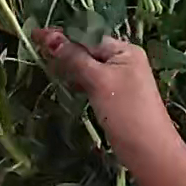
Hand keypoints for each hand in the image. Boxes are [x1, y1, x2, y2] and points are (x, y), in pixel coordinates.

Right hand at [32, 28, 172, 146]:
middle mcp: (124, 60)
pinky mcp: (114, 96)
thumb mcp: (98, 81)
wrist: (149, 152)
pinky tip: (65, 83)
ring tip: (45, 64)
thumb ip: (75, 58)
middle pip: (88, 48)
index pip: (88, 36)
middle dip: (64, 48)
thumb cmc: (126, 112)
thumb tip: (51, 37)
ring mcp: (120, 78)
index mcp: (124, 50)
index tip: (35, 33)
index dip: (62, 35)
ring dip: (69, 65)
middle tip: (35, 48)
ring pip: (89, 65)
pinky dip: (78, 79)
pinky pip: (92, 80)